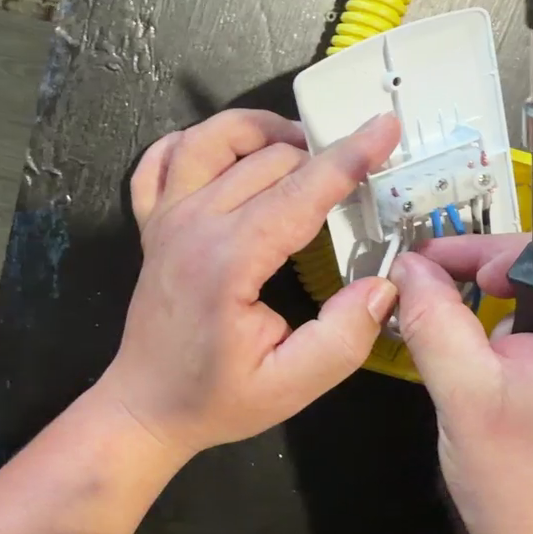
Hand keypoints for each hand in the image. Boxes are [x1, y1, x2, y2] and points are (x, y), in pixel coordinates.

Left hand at [95, 109, 402, 456]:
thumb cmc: (214, 398)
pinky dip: (192, 144)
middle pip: (267, 160)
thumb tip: (382, 285)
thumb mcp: (289, 386)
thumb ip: (342, 338)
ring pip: (211, 139)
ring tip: (300, 149)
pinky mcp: (151, 225)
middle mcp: (193, 225)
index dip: (349, 157)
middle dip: (319, 156)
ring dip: (259, 131)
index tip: (386, 128)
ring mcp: (165, 219)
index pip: (300, 191)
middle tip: (356, 176)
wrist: (146, 405)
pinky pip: (159, 161)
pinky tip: (224, 156)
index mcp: (229, 261)